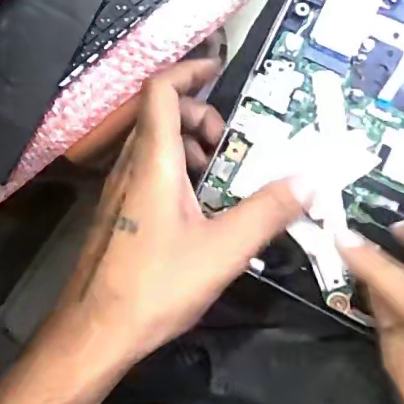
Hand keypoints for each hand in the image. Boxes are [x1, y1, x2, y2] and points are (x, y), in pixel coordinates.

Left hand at [53, 60, 311, 368]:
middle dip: (200, 115)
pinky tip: (199, 205)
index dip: (188, 70)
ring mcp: (121, 185)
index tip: (219, 69)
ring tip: (220, 175)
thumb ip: (267, 212)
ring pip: (156, 140)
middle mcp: (132, 163)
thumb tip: (309, 180)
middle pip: (162, 112)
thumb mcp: (223, 250)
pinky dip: (178, 166)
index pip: (161, 90)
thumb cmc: (155, 286)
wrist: (93, 334)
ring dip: (190, 142)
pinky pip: (150, 166)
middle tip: (228, 145)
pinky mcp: (121, 207)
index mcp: (153, 159)